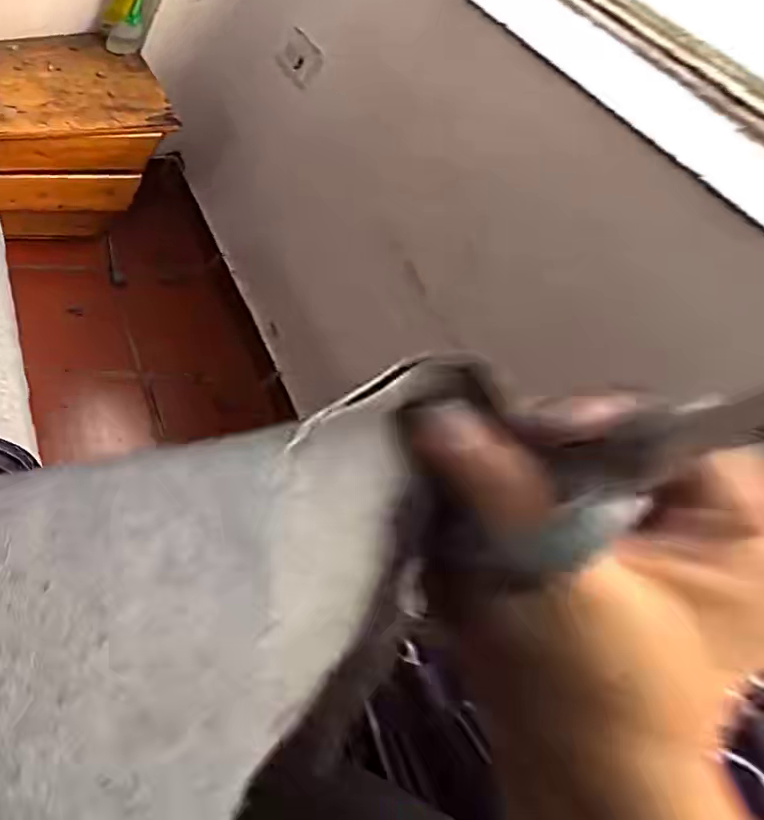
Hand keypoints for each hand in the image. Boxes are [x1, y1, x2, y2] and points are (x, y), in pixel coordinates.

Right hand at [412, 399, 763, 819]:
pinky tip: (436, 489)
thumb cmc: (596, 672)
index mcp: (725, 531)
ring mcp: (603, 534)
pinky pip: (503, 493)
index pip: (661, 437)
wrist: (562, 746)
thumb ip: (502, 490)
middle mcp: (668, 521)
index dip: (589, 421)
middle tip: (459, 442)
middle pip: (589, 447)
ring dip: (484, 463)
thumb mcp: (562, 576)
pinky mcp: (546, 546)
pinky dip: (469, 488)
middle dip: (519, 443)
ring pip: (537, 468)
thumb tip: (434, 414)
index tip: (511, 426)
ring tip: (436, 462)